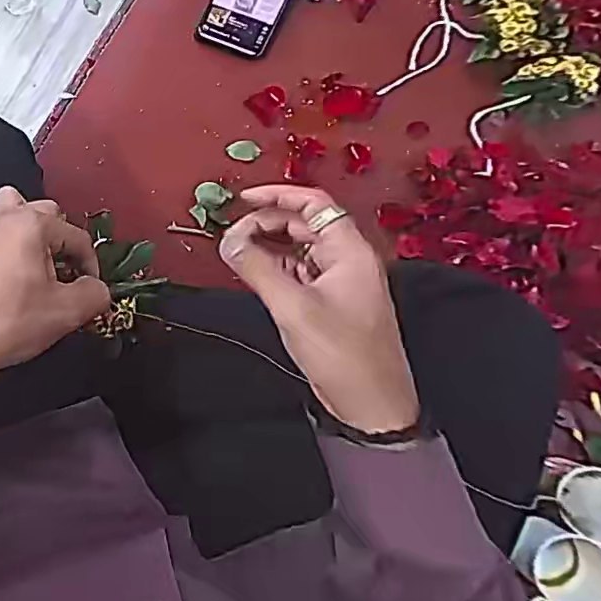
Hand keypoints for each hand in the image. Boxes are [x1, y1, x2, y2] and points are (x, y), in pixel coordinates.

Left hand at [0, 186, 110, 386]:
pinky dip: (15, 245)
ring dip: (36, 232)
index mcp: (31, 224)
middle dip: (65, 243)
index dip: (91, 264)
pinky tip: (21, 277)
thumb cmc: (2, 323)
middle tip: (71, 273)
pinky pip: (1, 233)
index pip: (77, 236)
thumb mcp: (67, 311)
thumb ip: (95, 293)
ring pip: (18, 212)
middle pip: (49, 214)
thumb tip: (98, 290)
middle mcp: (6, 220)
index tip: (92, 286)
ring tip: (45, 262)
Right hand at [220, 185, 420, 432]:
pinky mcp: (330, 298)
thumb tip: (228, 240)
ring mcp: (339, 278)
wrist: (371, 406)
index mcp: (349, 251)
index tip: (244, 198)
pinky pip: (299, 268)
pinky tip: (254, 269)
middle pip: (303, 222)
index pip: (314, 203)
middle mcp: (347, 258)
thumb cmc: (343, 356)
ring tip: (238, 249)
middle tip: (234, 233)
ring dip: (268, 243)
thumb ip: (257, 267)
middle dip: (266, 221)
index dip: (277, 194)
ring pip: (299, 245)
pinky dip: (275, 264)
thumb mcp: (293, 307)